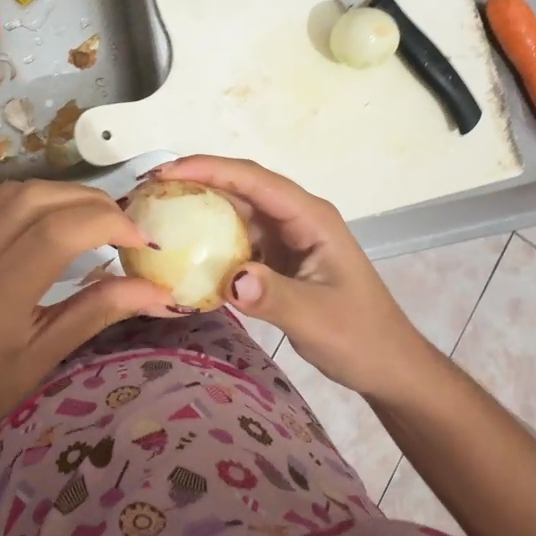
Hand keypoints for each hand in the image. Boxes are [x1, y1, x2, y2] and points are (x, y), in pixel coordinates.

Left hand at [0, 180, 174, 446]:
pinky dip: (20, 206)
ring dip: (55, 195)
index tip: (138, 236)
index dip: (107, 222)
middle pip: (35, 198)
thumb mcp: (42, 358)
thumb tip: (159, 289)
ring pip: (8, 193)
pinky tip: (38, 226)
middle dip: (87, 200)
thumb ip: (98, 311)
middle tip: (118, 221)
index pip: (58, 233)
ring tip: (86, 218)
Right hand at [150, 156, 425, 395]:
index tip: (168, 172)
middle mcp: (295, 218)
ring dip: (197, 207)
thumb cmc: (361, 337)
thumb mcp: (317, 318)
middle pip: (240, 186)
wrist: (388, 367)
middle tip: (148, 188)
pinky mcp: (276, 258)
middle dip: (195, 180)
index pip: (254, 180)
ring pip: (234, 210)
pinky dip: (207, 239)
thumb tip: (229, 278)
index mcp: (310, 217)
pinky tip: (180, 249)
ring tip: (154, 210)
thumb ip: (273, 296)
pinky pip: (235, 238)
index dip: (210, 169)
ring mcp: (285, 237)